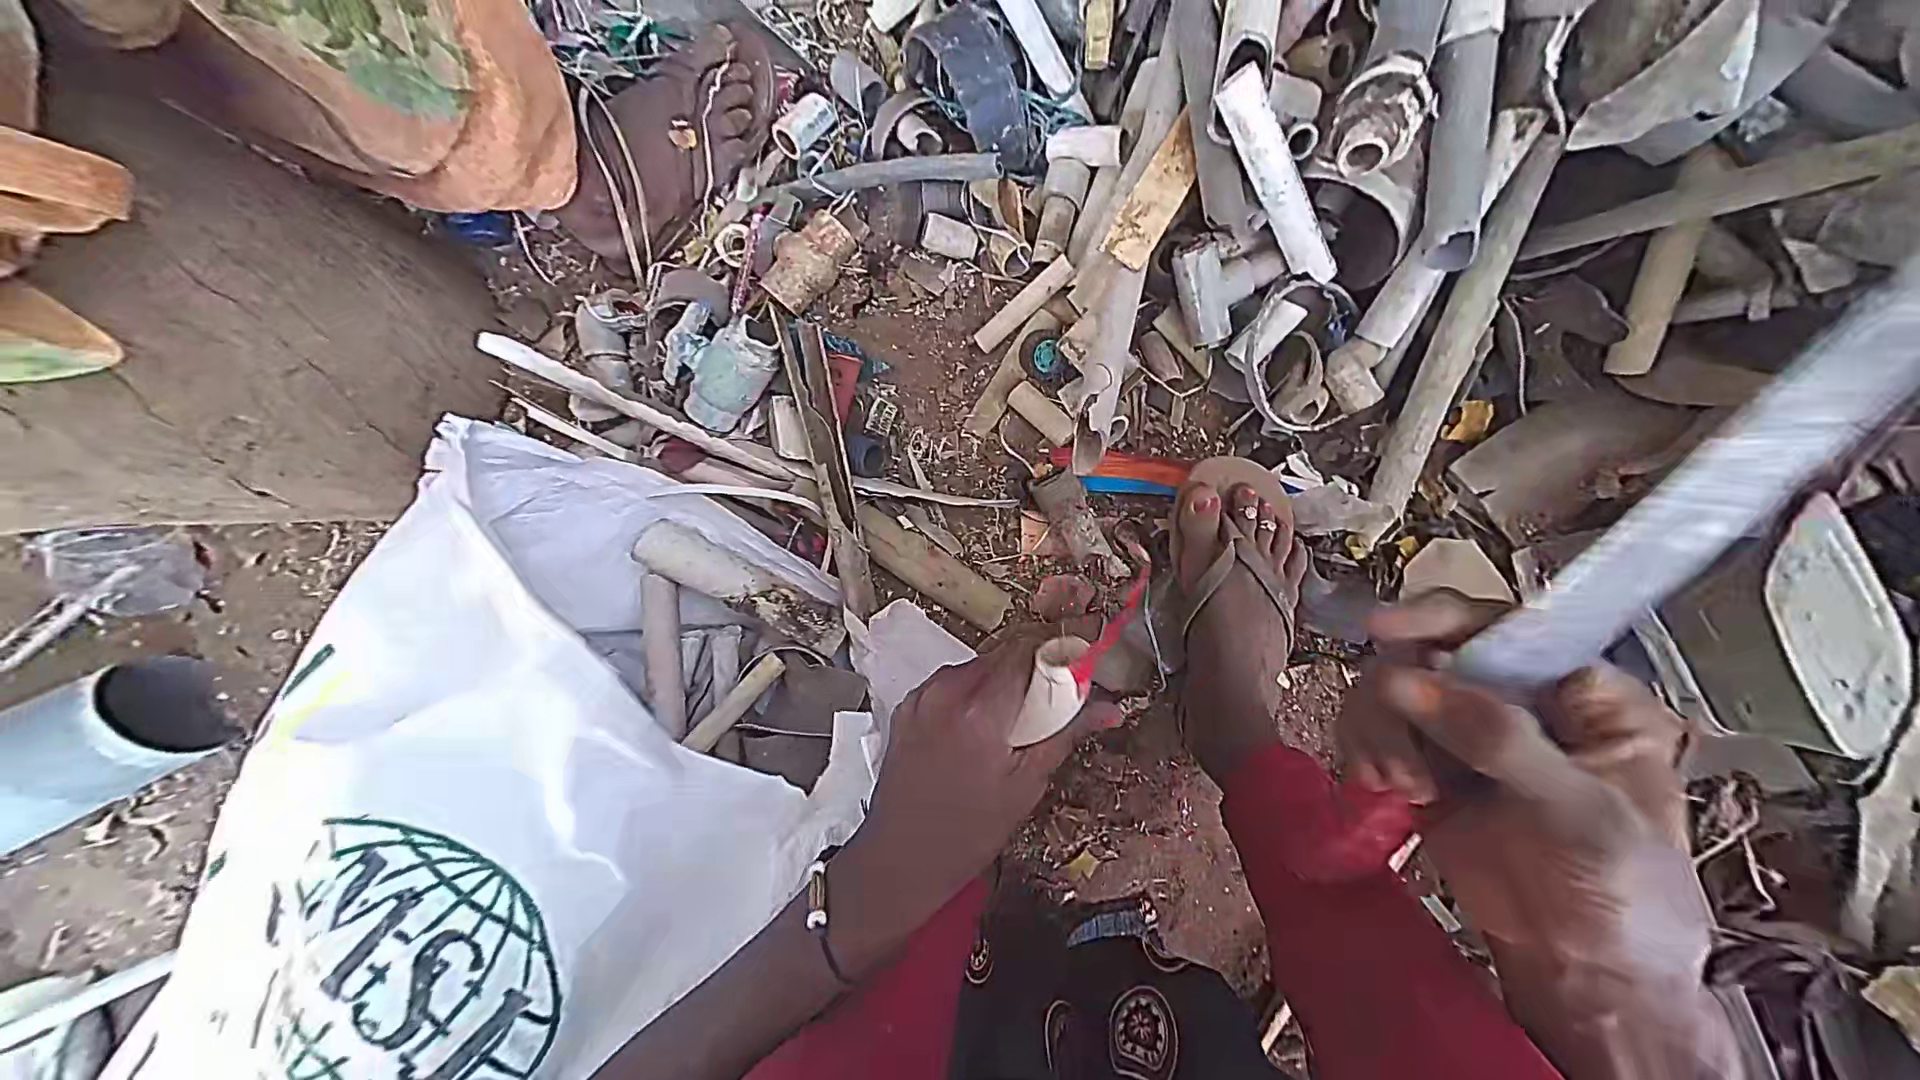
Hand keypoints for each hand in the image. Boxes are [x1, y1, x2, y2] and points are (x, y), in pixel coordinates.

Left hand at [829, 635, 1110, 975]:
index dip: (1055, 653)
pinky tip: (975, 726)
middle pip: (1000, 654)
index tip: (1072, 665)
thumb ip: (1066, 733)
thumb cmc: (971, 831)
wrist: (903, 856)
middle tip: (1047, 699)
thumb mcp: (1026, 785)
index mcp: (981, 711)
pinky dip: (968, 692)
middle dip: (1029, 669)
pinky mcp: (907, 704)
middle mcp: (947, 692)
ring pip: (975, 665)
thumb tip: (1109, 708)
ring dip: (998, 679)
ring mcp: (922, 696)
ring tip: (1009, 719)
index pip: (1027, 652)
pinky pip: (948, 682)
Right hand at [1338, 594, 1736, 1077]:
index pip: (1500, 624)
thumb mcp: (1579, 813)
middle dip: (1397, 703)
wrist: (1580, 963)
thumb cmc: (1618, 889)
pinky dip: (1360, 749)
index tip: (1385, 631)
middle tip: (1405, 766)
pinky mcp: (1416, 754)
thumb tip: (1406, 681)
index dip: (1439, 617)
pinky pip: (1363, 723)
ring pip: (1381, 687)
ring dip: (1376, 733)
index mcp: (1575, 690)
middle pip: (1420, 652)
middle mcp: (1509, 693)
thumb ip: (1499, 741)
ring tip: (1402, 788)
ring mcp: (1456, 724)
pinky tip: (1381, 787)